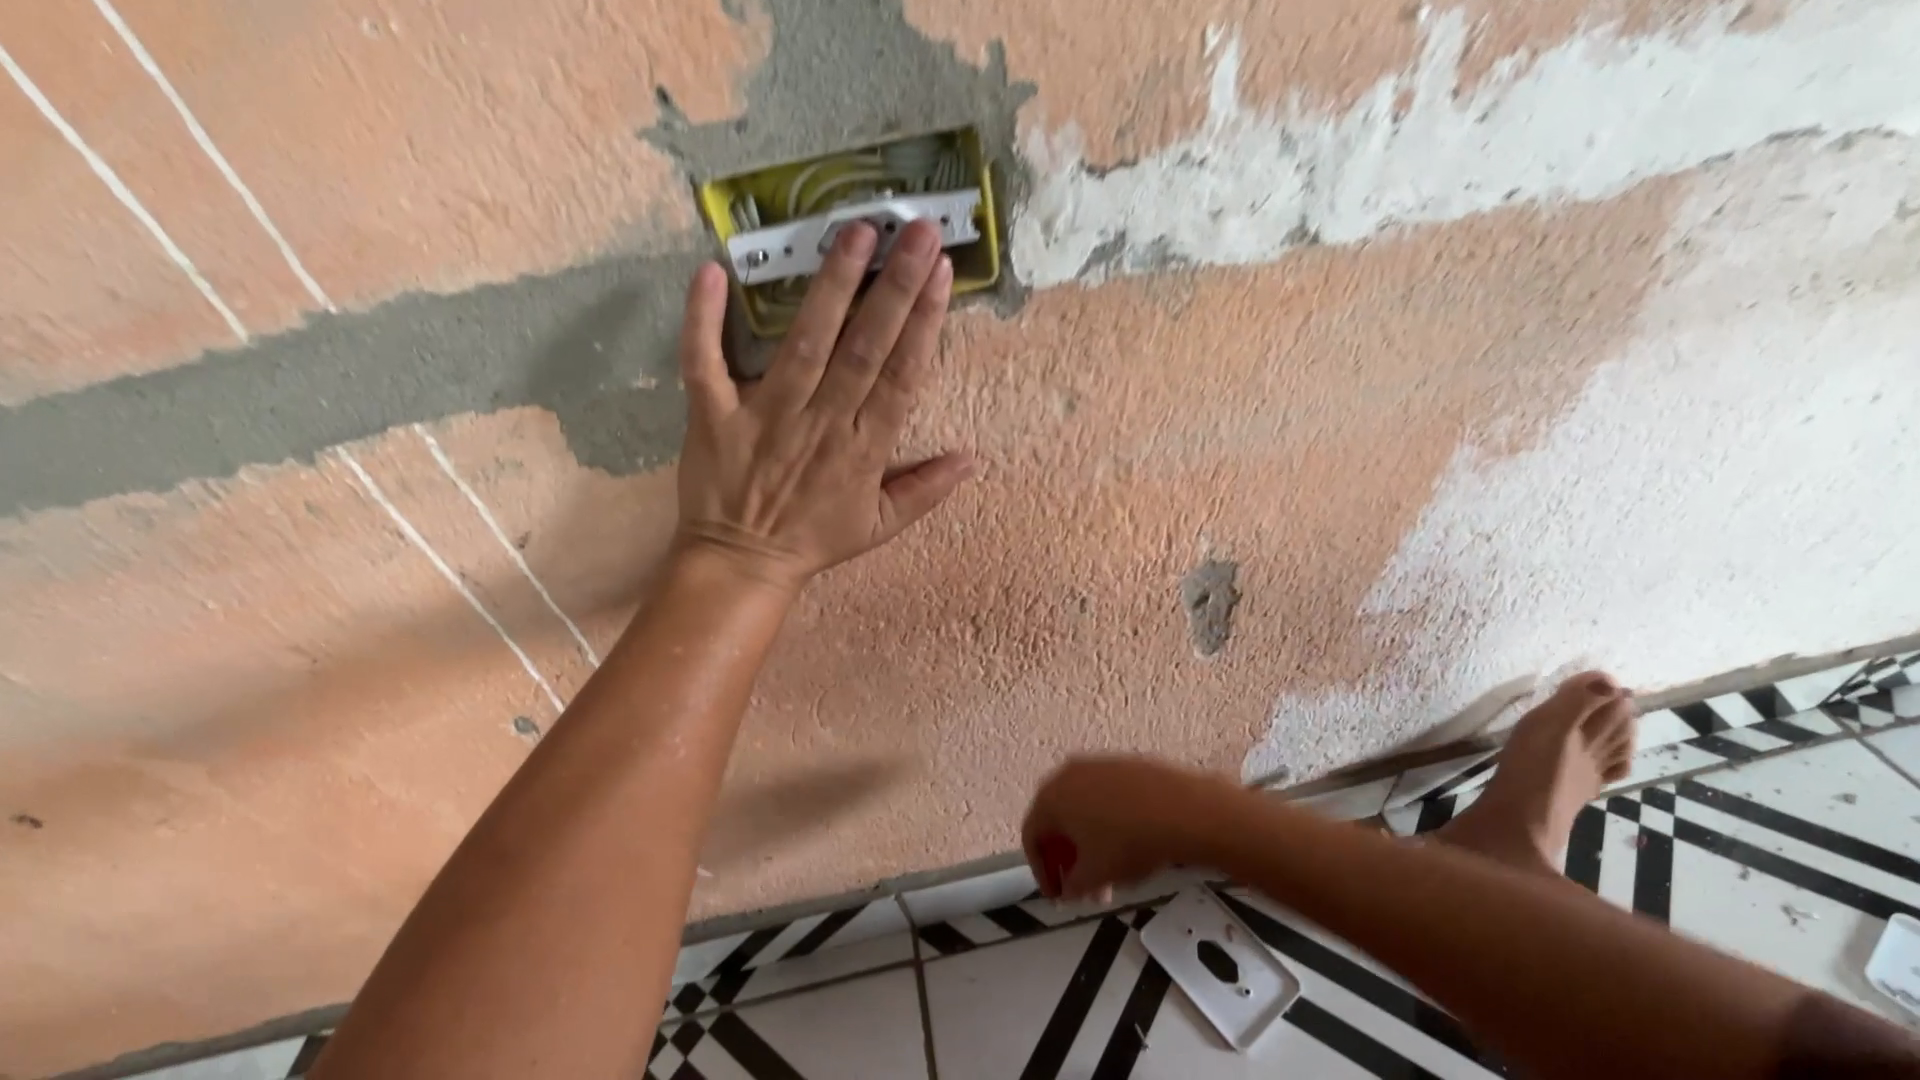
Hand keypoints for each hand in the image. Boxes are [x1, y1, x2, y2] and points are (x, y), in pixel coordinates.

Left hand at [673, 221, 974, 593]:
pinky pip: (704, 364)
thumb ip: (926, 489)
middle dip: (893, 288)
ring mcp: (764, 416)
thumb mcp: (880, 526)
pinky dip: (703, 321)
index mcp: (863, 449)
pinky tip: (712, 273)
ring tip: (854, 234)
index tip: (941, 272)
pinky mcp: (714, 416)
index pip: (901, 376)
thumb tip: (973, 458)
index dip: (923, 322)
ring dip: (829, 288)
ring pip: (803, 345)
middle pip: (863, 349)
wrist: (740, 564)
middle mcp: (820, 424)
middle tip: (916, 230)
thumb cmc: (813, 540)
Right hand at [1021, 756, 1241, 899]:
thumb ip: (1072, 886)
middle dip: (1068, 857)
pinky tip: (1128, 844)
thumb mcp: (1094, 876)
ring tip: (1109, 872)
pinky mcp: (1126, 764)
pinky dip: (1108, 821)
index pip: (1032, 837)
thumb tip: (1069, 888)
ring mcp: (1099, 765)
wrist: (1182, 810)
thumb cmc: (1130, 841)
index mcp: (1050, 797)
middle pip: (1057, 820)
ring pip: (1083, 808)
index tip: (1056, 893)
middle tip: (1081, 886)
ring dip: (1089, 840)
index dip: (1041, 871)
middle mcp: (1068, 774)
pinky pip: (1105, 796)